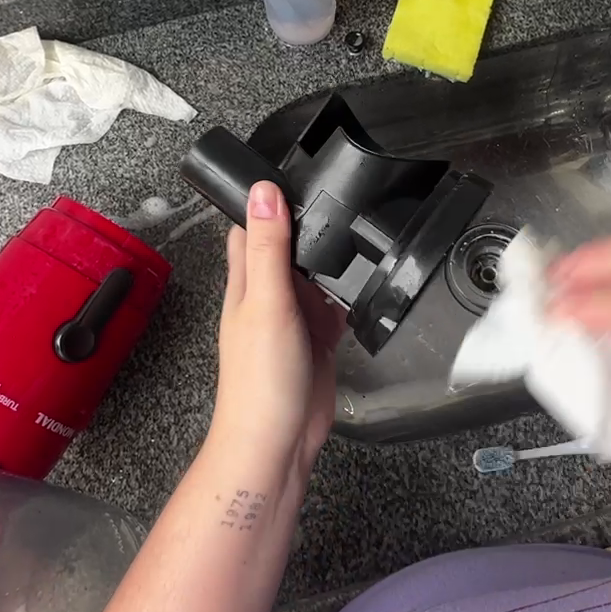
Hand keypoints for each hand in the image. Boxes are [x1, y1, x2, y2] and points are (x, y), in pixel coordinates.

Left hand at [213, 181, 345, 470]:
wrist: (278, 441)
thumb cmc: (259, 380)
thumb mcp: (267, 302)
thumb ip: (269, 248)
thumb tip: (263, 191)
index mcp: (248, 281)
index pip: (249, 225)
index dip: (264, 197)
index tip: (288, 169)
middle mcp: (269, 294)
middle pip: (286, 245)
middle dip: (307, 224)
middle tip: (337, 195)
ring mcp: (294, 317)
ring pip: (313, 274)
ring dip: (329, 258)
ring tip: (355, 232)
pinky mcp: (317, 339)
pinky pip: (333, 307)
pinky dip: (346, 295)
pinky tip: (362, 285)